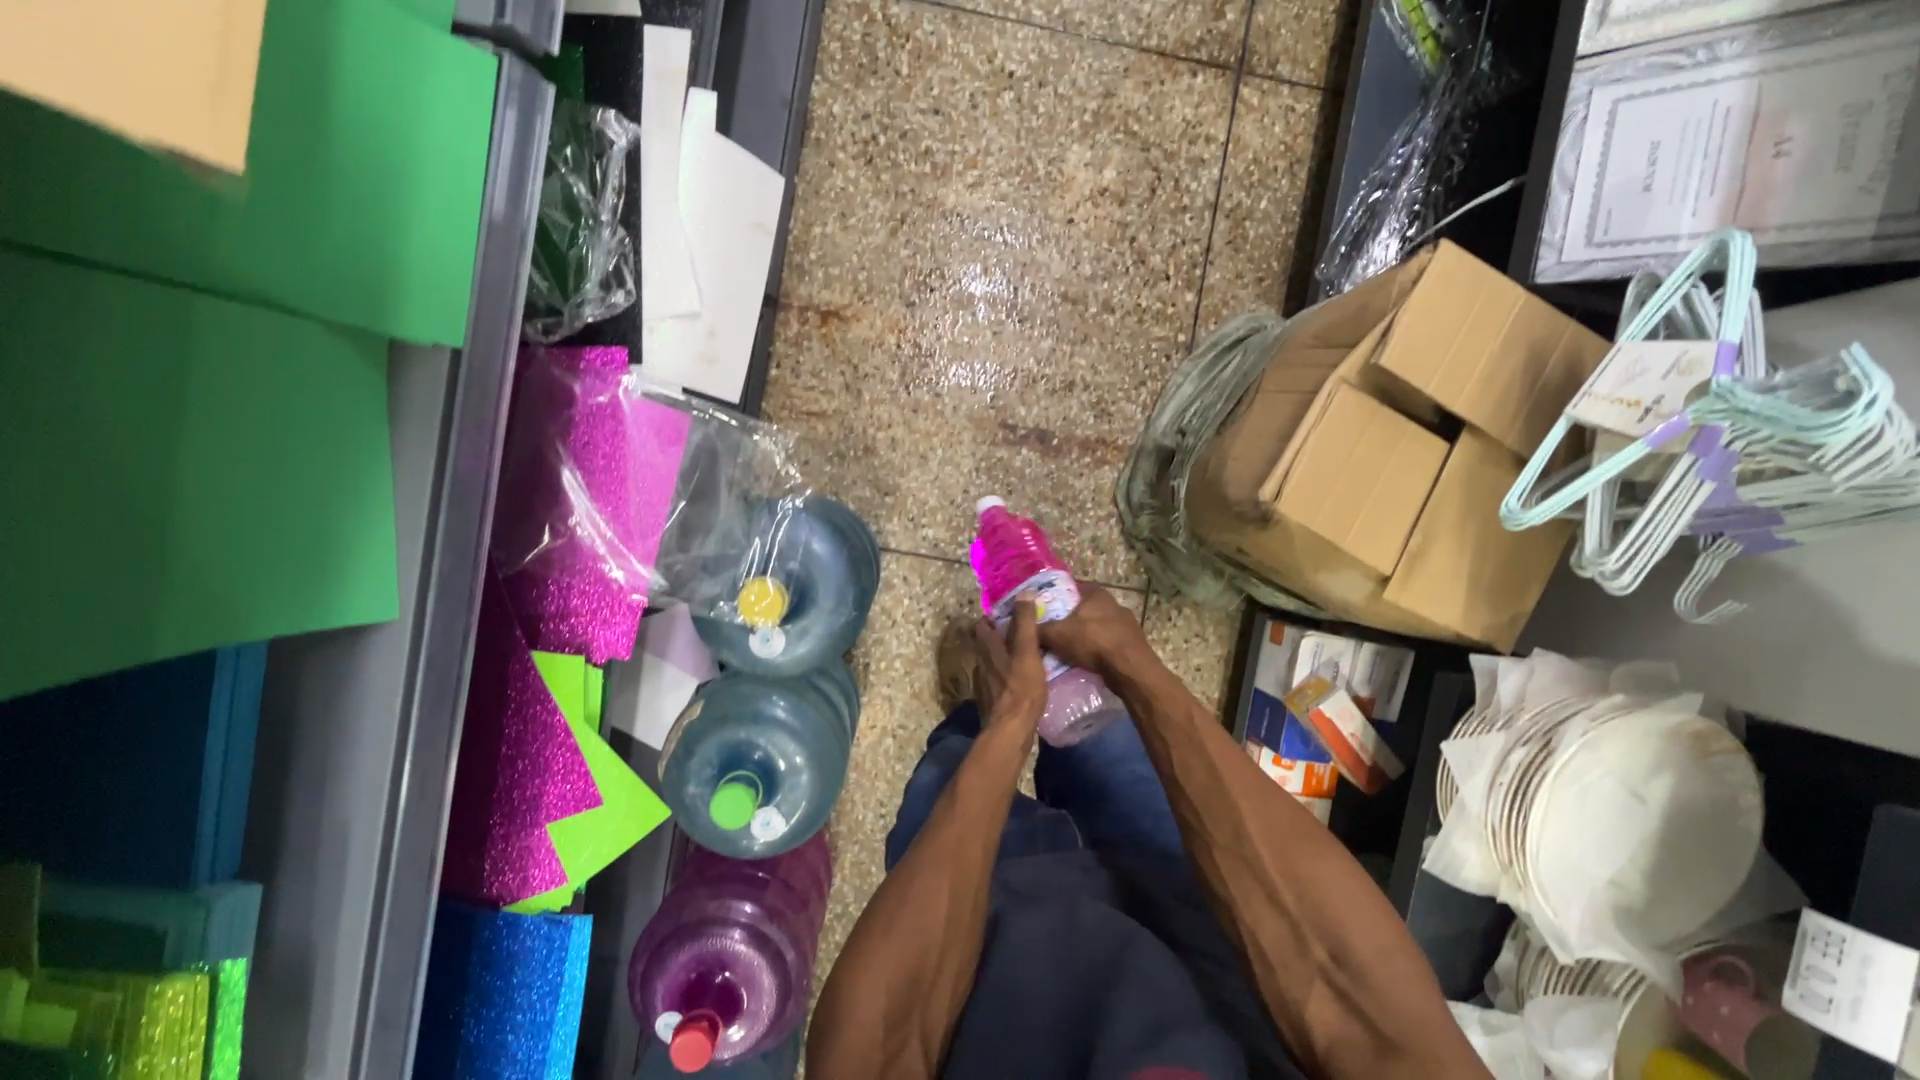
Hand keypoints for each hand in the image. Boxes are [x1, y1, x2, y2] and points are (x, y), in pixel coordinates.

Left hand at [971, 600, 1046, 735]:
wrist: (1011, 728)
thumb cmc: (1021, 687)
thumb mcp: (1027, 651)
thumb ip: (1025, 623)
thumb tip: (1024, 593)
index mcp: (988, 648)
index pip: (982, 624)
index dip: (992, 616)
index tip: (1008, 612)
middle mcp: (981, 663)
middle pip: (986, 644)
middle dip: (999, 636)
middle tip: (1019, 632)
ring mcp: (984, 683)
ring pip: (992, 662)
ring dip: (1004, 656)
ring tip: (1023, 654)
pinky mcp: (992, 700)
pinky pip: (998, 680)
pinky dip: (1007, 675)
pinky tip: (1021, 679)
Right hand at [1036, 583, 1151, 679]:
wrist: (1130, 669)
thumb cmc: (1093, 642)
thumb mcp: (1057, 634)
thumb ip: (1038, 628)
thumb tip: (1022, 626)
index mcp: (1097, 593)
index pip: (1071, 587)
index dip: (1055, 596)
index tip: (1042, 607)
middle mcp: (1114, 603)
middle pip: (1084, 608)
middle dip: (1068, 618)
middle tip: (1051, 630)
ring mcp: (1126, 624)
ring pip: (1096, 627)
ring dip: (1084, 636)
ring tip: (1066, 649)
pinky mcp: (1132, 643)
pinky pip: (1107, 643)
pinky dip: (1096, 650)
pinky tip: (1086, 661)